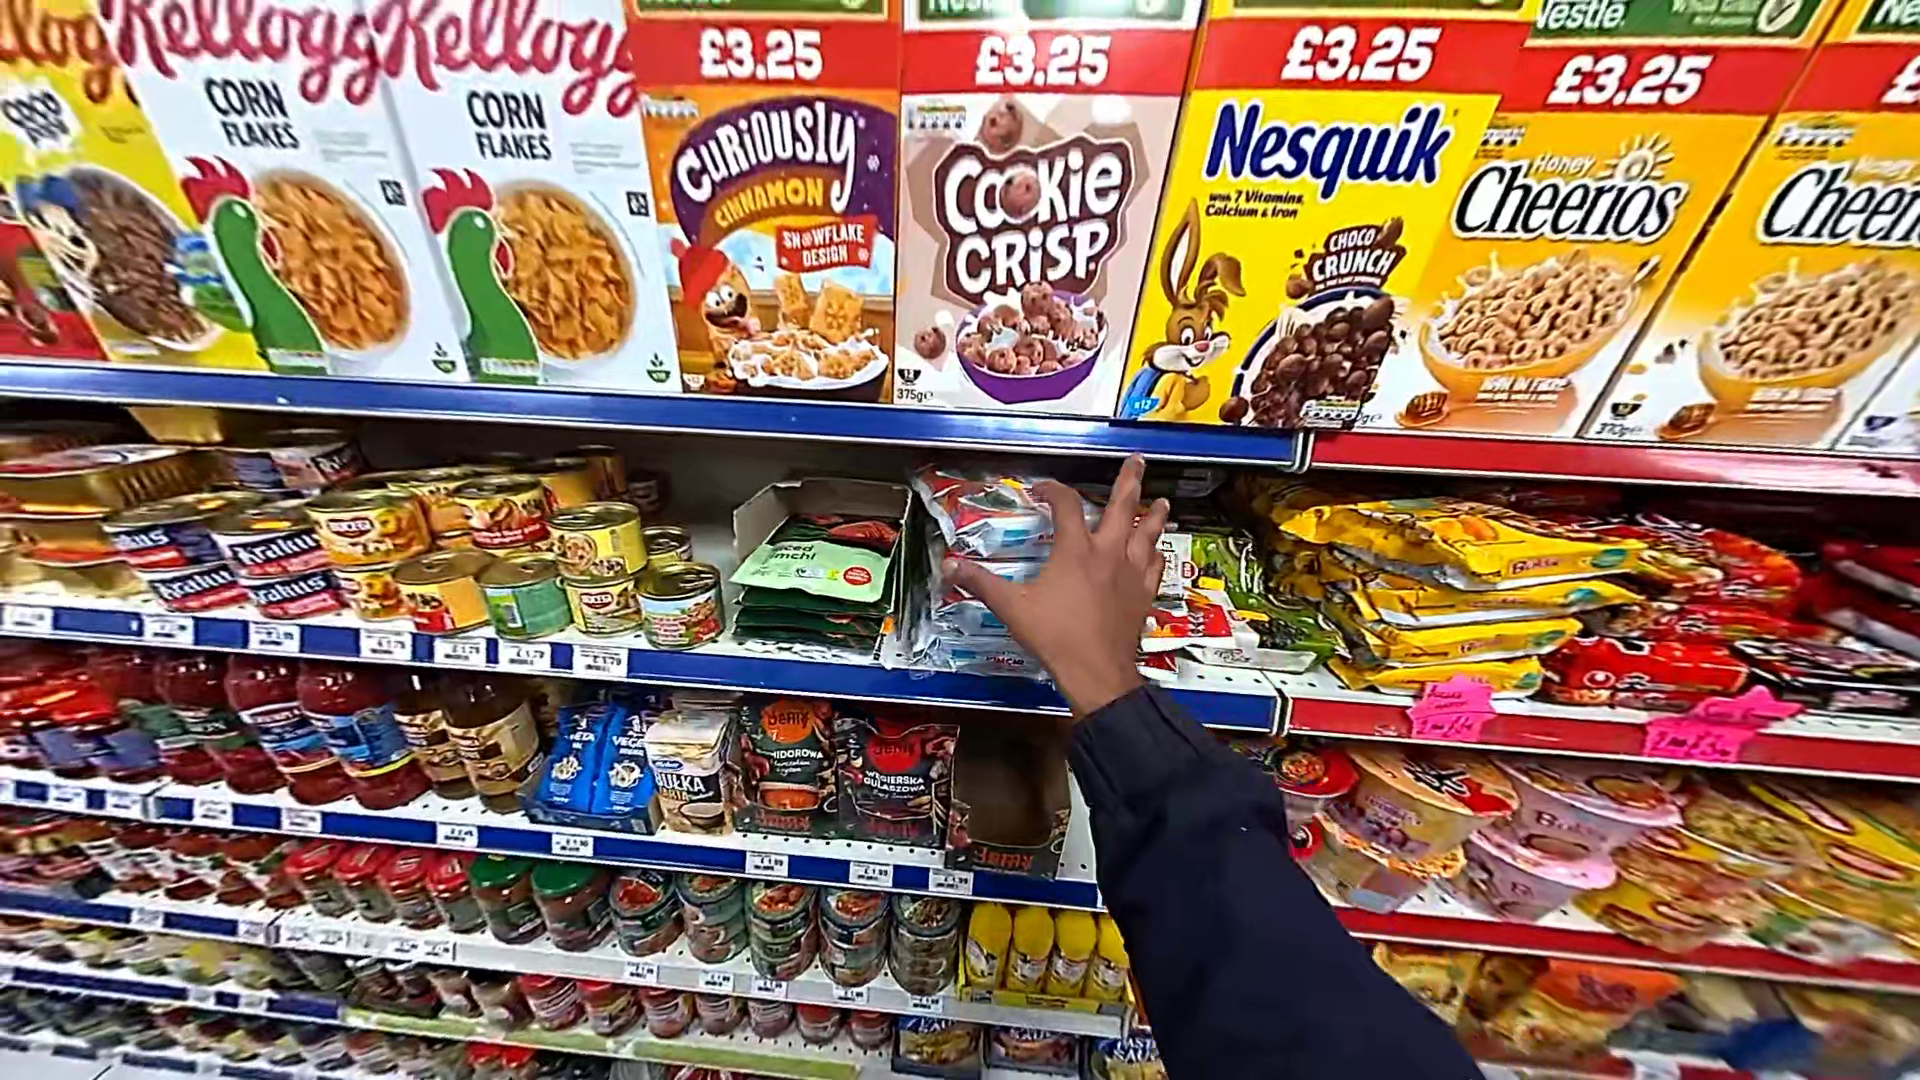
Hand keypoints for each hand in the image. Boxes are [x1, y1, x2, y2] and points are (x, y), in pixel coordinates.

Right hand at [942, 455, 1170, 715]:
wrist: (1095, 672)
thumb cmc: (1054, 635)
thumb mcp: (1011, 607)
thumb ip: (980, 583)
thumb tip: (949, 565)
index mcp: (1075, 550)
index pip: (1066, 505)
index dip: (1054, 491)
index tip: (1043, 489)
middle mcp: (1108, 553)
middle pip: (1123, 507)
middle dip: (1130, 482)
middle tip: (1138, 461)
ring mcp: (1130, 573)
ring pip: (1148, 534)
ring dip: (1155, 514)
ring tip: (1162, 500)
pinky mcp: (1143, 594)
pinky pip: (1155, 566)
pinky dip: (1156, 554)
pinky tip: (1158, 551)